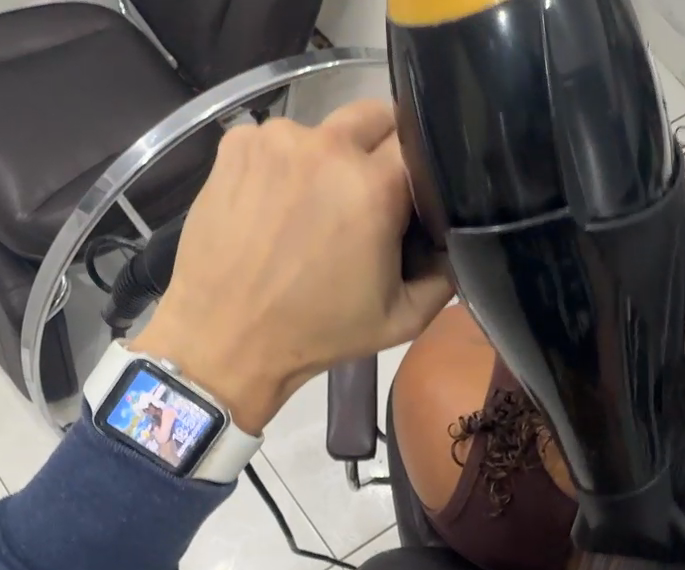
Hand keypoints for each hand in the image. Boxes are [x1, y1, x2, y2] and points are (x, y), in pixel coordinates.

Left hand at [129, 100, 453, 433]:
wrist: (227, 338)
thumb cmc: (319, 333)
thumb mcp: (402, 320)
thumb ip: (446, 276)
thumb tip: (457, 243)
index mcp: (373, 187)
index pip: (420, 144)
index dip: (422, 172)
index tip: (414, 202)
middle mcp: (326, 147)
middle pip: (375, 117)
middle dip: (383, 150)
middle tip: (372, 197)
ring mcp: (275, 140)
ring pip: (324, 130)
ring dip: (331, 160)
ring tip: (315, 211)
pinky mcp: (236, 145)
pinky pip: (278, 141)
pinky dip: (286, 166)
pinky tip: (278, 209)